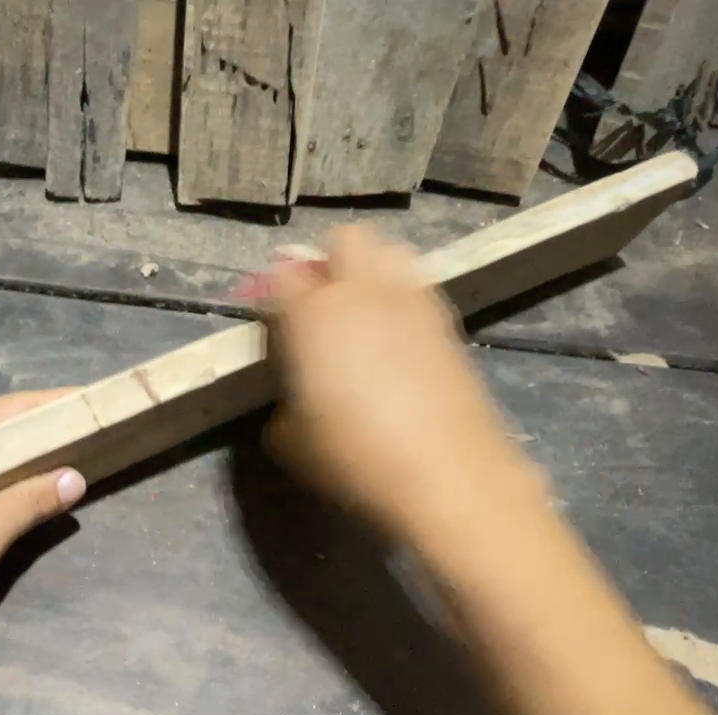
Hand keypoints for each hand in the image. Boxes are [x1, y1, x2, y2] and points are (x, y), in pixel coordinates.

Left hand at [0, 391, 85, 641]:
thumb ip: (31, 502)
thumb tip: (77, 478)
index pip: (9, 409)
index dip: (56, 405)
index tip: (97, 401)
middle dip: (44, 429)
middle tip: (92, 430)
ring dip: (24, 454)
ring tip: (73, 451)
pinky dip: (3, 474)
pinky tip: (30, 482)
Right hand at [264, 225, 529, 536]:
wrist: (445, 472)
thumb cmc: (354, 456)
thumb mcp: (290, 441)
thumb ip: (282, 404)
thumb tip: (294, 397)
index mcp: (313, 315)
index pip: (282, 275)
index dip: (270, 291)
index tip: (269, 317)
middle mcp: (363, 293)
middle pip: (343, 239)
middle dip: (326, 262)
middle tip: (317, 305)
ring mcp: (412, 302)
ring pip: (388, 252)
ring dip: (368, 272)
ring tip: (360, 316)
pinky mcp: (448, 322)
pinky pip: (416, 288)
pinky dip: (399, 299)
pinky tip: (394, 341)